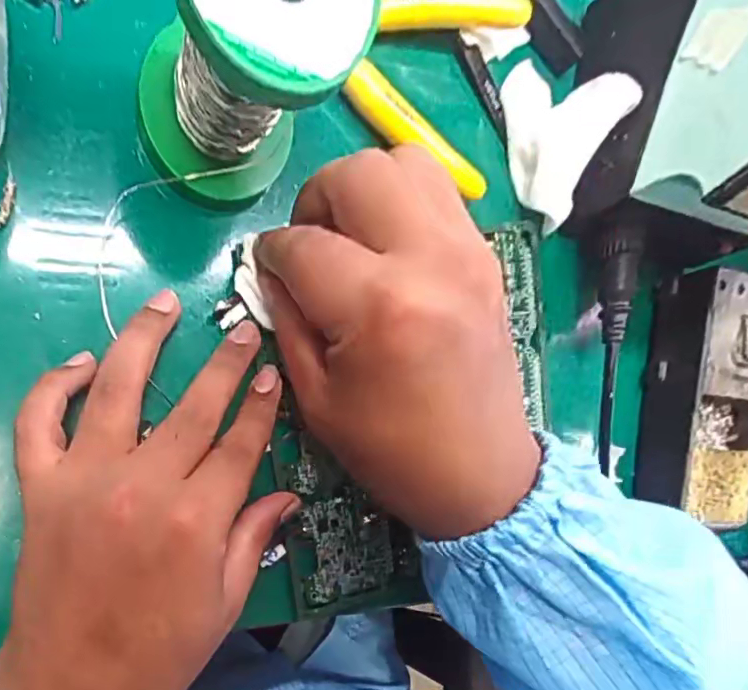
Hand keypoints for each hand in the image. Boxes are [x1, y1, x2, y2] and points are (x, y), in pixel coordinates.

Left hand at [0, 290, 297, 689]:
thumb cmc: (154, 661)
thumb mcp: (221, 608)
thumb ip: (252, 540)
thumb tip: (285, 493)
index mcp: (197, 520)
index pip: (241, 441)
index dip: (262, 404)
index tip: (272, 374)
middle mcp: (141, 485)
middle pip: (191, 404)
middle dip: (223, 361)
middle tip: (241, 327)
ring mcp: (83, 481)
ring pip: (114, 388)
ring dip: (141, 340)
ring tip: (162, 305)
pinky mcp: (39, 489)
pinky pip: (37, 420)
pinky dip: (51, 385)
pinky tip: (78, 365)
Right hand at [256, 146, 538, 540]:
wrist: (476, 471)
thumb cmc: (387, 449)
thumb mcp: (315, 399)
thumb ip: (288, 324)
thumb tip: (271, 275)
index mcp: (376, 306)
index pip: (303, 244)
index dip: (269, 253)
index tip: (263, 269)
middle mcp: (427, 259)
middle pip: (358, 173)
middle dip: (314, 200)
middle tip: (305, 245)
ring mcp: (465, 249)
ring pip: (405, 161)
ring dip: (361, 189)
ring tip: (346, 239)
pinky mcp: (484, 254)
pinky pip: (436, 192)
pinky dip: (399, 203)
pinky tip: (382, 250)